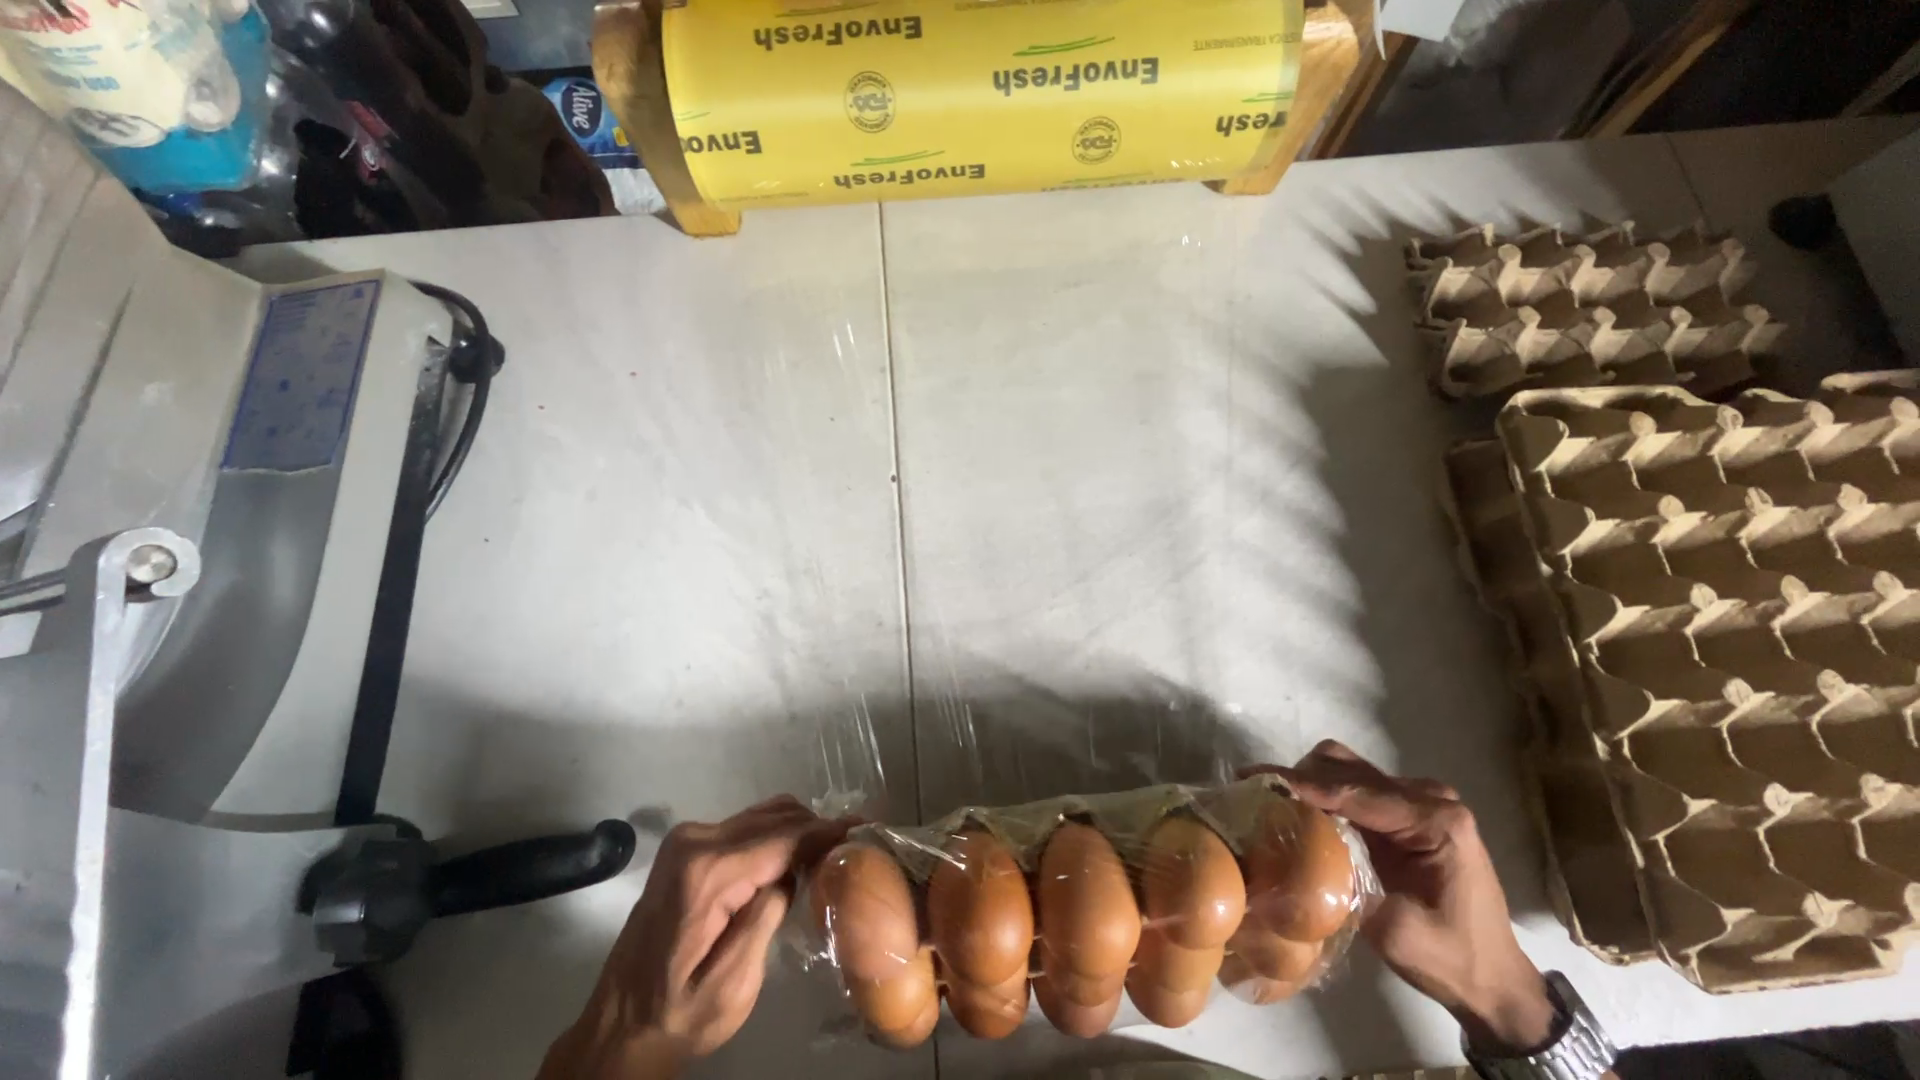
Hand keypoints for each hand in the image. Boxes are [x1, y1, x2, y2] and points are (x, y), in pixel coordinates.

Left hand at [539, 796, 852, 1078]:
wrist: (621, 1024)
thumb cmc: (678, 1013)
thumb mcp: (731, 984)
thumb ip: (764, 919)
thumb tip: (792, 873)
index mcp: (707, 874)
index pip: (782, 838)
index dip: (826, 832)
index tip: (864, 831)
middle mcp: (695, 842)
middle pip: (775, 818)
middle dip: (817, 828)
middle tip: (855, 848)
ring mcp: (688, 841)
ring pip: (762, 816)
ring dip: (798, 830)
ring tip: (832, 853)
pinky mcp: (687, 849)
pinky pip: (745, 827)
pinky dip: (776, 835)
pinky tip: (796, 859)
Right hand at [1249, 741, 1556, 1055]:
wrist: (1494, 981)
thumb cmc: (1451, 959)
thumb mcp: (1396, 931)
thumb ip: (1349, 885)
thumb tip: (1294, 856)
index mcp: (1436, 821)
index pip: (1355, 791)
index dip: (1302, 785)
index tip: (1255, 781)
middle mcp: (1429, 799)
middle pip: (1348, 768)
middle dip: (1298, 777)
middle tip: (1254, 794)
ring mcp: (1419, 803)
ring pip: (1347, 770)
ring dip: (1308, 783)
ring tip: (1269, 802)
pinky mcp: (1407, 814)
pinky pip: (1355, 789)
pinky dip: (1322, 794)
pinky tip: (1296, 812)